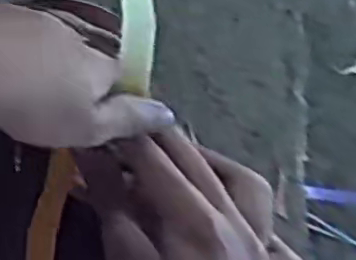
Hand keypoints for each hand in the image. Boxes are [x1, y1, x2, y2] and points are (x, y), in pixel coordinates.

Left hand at [0, 0, 174, 148]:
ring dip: (37, 49)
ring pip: (42, 33)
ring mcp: (23, 12)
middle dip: (74, 68)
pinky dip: (2, 34)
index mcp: (93, 60)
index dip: (115, 91)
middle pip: (81, 50)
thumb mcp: (84, 127)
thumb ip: (127, 118)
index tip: (100, 108)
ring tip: (19, 72)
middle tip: (53, 92)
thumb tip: (165, 109)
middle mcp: (65, 29)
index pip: (121, 73)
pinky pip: (4, 20)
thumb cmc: (23, 102)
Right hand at [76, 129, 297, 259]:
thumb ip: (108, 194)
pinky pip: (269, 227)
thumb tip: (85, 141)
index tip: (87, 110)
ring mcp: (265, 247)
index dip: (115, 124)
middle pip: (193, 155)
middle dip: (151, 131)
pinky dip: (237, 204)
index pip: (149, 149)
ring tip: (164, 157)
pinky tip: (211, 208)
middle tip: (114, 121)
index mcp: (196, 217)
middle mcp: (238, 222)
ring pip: (242, 182)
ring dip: (201, 159)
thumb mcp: (125, 251)